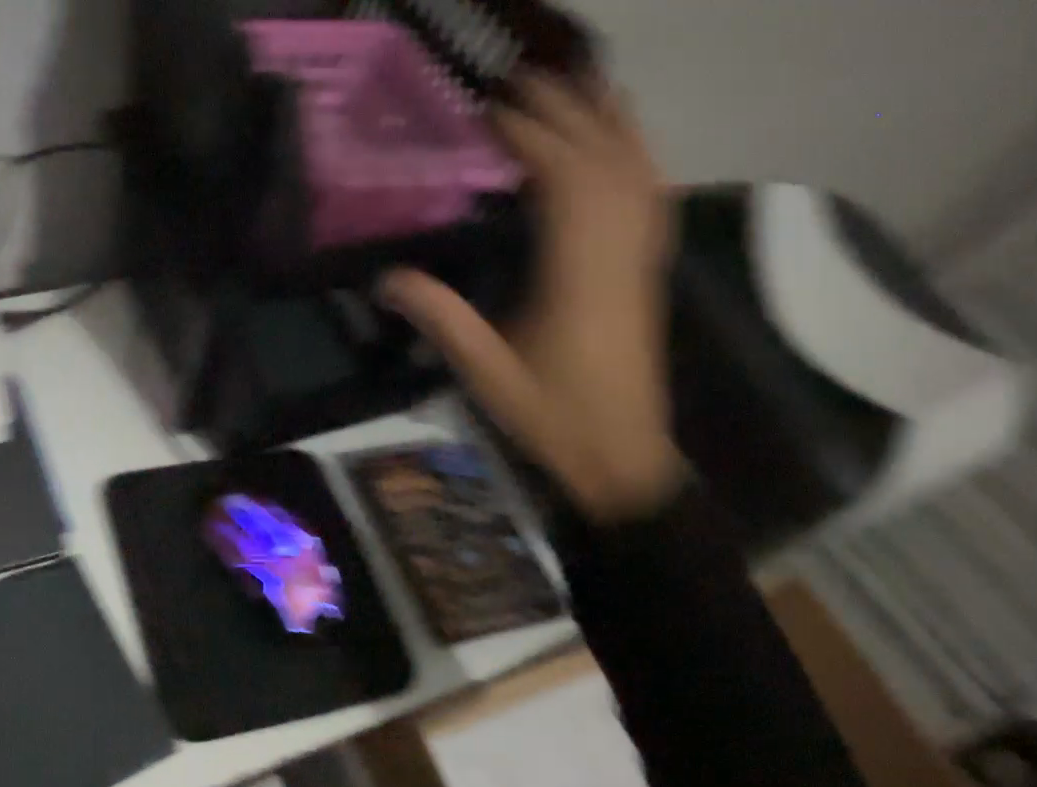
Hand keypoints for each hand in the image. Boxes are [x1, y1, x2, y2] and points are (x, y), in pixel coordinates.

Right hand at [380, 75, 685, 521]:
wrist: (622, 454)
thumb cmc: (552, 416)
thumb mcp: (486, 372)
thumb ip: (441, 319)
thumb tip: (386, 277)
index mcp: (578, 270)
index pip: (560, 177)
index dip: (528, 133)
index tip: (489, 109)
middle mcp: (618, 248)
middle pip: (600, 155)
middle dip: (562, 109)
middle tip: (517, 81)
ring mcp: (640, 254)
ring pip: (634, 164)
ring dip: (605, 117)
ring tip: (573, 83)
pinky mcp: (647, 266)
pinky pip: (649, 190)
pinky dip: (635, 152)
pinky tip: (621, 138)